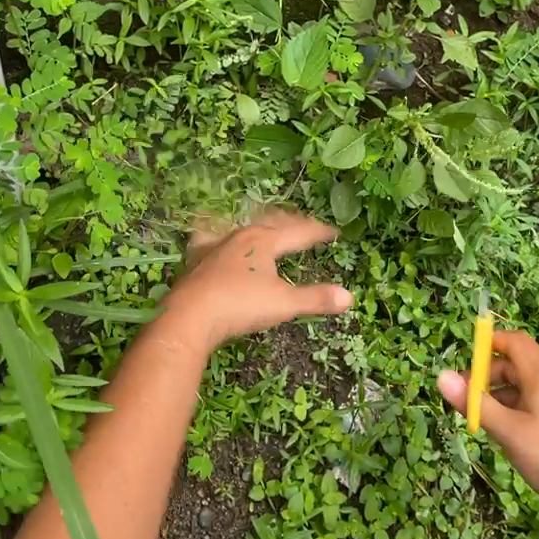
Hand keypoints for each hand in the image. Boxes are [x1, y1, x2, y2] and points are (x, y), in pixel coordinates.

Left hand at [160, 209, 348, 352]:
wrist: (189, 315)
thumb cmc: (240, 306)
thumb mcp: (283, 304)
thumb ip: (315, 299)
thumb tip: (349, 296)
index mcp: (264, 240)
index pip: (299, 232)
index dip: (318, 232)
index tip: (334, 232)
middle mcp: (241, 235)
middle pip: (272, 223)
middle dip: (292, 223)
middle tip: (307, 224)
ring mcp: (217, 245)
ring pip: (244, 227)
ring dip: (262, 225)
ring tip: (270, 224)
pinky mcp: (198, 259)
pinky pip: (211, 236)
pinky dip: (220, 231)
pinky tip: (214, 232)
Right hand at [437, 329, 538, 515]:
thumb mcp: (509, 431)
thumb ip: (475, 404)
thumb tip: (441, 376)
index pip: (515, 341)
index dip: (489, 343)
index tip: (465, 361)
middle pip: (518, 366)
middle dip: (489, 377)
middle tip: (466, 401)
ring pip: (528, 391)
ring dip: (503, 400)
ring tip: (484, 425)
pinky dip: (519, 416)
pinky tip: (513, 442)